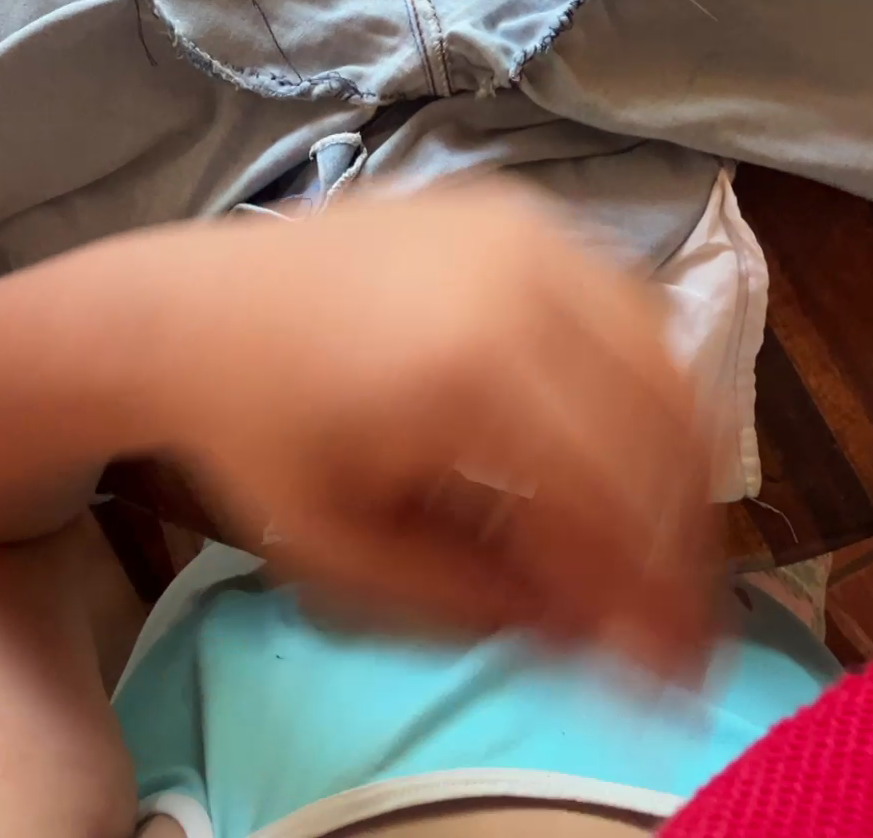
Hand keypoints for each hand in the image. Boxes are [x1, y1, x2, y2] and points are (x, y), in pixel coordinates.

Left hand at [137, 181, 721, 674]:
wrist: (191, 313)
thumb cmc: (254, 438)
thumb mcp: (350, 552)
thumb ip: (482, 596)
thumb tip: (602, 631)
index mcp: (467, 373)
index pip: (613, 497)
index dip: (656, 593)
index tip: (668, 664)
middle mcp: (517, 280)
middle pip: (664, 418)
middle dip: (681, 526)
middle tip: (668, 597)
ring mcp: (519, 228)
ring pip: (659, 348)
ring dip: (672, 447)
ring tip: (644, 517)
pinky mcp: (509, 207)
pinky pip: (616, 294)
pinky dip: (635, 371)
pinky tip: (605, 421)